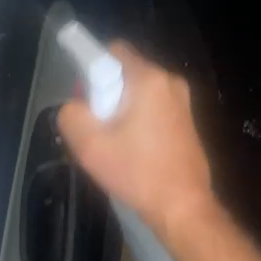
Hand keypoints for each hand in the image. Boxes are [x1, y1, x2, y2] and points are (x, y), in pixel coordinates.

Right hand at [58, 42, 216, 240]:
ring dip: (123, 117)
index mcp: (150, 79)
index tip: (86, 103)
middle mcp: (171, 83)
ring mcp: (184, 105)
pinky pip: (155, 115)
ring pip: (141, 99)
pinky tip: (135, 158)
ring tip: (116, 151)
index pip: (114, 52)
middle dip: (107, 99)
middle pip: (127, 77)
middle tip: (99, 134)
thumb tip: (73, 108)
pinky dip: (140, 129)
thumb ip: (72, 116)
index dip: (92, 72)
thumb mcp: (91, 147)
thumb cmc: (138, 175)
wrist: (183, 209)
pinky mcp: (188, 127)